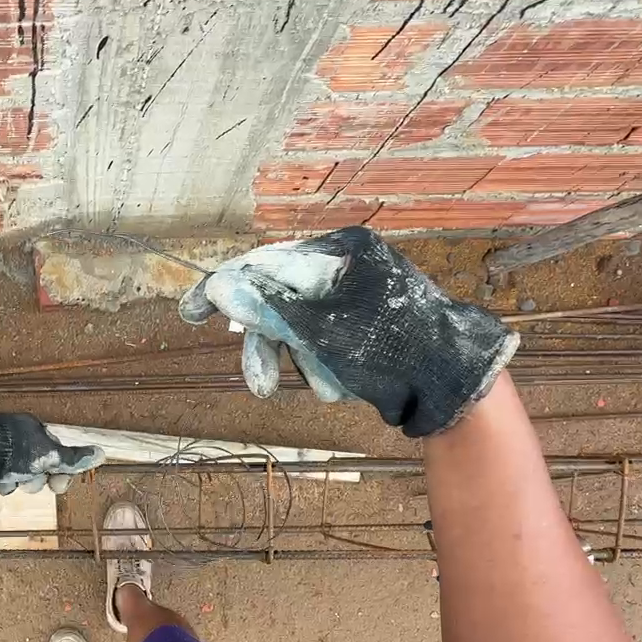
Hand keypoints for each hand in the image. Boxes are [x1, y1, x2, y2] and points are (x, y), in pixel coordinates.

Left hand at [0, 412, 104, 497]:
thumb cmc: (9, 448)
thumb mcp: (48, 456)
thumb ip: (73, 459)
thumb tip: (99, 454)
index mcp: (35, 430)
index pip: (57, 453)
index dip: (60, 471)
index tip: (58, 485)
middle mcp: (20, 437)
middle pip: (39, 466)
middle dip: (37, 479)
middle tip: (31, 481)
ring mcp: (3, 450)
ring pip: (21, 474)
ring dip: (21, 482)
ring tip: (13, 481)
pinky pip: (4, 477)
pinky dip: (5, 483)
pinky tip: (0, 483)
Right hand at [178, 226, 518, 436]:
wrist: (451, 383)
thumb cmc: (393, 345)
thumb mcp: (323, 326)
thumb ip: (269, 306)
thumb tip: (219, 285)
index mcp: (338, 253)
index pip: (265, 264)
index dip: (224, 288)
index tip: (190, 311)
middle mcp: (342, 271)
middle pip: (277, 306)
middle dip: (272, 351)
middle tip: (259, 387)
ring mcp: (349, 303)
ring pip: (297, 335)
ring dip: (306, 367)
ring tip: (333, 388)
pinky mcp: (356, 333)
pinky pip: (318, 350)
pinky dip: (324, 371)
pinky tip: (347, 385)